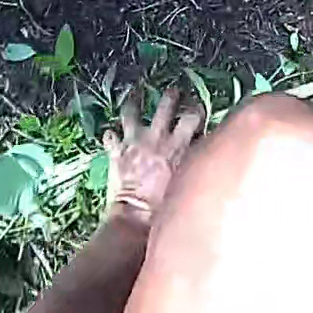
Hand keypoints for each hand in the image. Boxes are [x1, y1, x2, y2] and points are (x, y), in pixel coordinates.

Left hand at [102, 87, 204, 225]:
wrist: (136, 221)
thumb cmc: (168, 209)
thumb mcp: (188, 182)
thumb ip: (194, 162)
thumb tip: (202, 152)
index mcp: (178, 144)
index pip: (193, 117)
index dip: (197, 111)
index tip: (199, 110)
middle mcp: (157, 137)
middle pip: (166, 106)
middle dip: (171, 96)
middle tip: (173, 91)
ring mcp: (134, 142)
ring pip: (132, 112)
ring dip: (134, 102)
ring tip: (135, 93)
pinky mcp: (117, 152)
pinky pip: (110, 138)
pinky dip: (111, 136)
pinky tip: (110, 133)